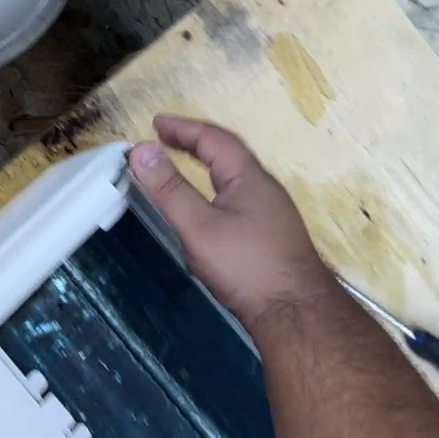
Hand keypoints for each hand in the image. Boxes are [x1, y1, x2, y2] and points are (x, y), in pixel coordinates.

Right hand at [130, 116, 338, 333]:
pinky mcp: (270, 234)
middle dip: (194, 140)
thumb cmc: (245, 266)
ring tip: (180, 162)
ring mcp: (270, 212)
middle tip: (163, 137)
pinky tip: (206, 204)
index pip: (214, 139)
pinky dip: (213, 183)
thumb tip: (141, 149)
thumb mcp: (198, 226)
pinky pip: (237, 194)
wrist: (296, 314)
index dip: (183, 128)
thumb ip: (169, 188)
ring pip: (234, 175)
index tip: (155, 124)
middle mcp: (263, 188)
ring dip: (205, 161)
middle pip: (227, 153)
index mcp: (248, 178)